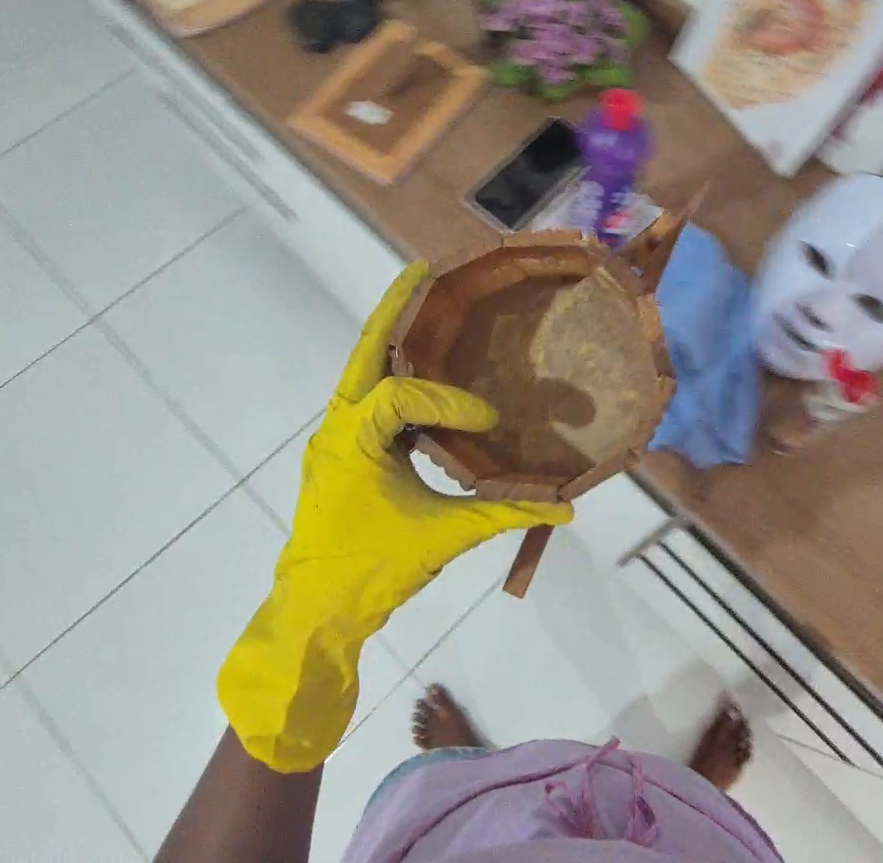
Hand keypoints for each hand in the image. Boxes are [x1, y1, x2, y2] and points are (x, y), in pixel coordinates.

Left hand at [219, 263, 571, 773]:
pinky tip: (427, 368)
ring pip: (363, 373)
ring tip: (426, 305)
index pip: (400, 394)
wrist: (316, 611)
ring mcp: (335, 439)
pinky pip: (370, 399)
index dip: (449, 401)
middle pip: (365, 353)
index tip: (490, 421)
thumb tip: (566, 506)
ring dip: (394, 340)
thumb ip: (504, 512)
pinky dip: (396, 375)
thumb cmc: (372, 570)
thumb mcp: (442, 538)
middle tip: (424, 272)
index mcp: (352, 440)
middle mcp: (337, 428)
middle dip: (395, 311)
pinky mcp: (344, 453)